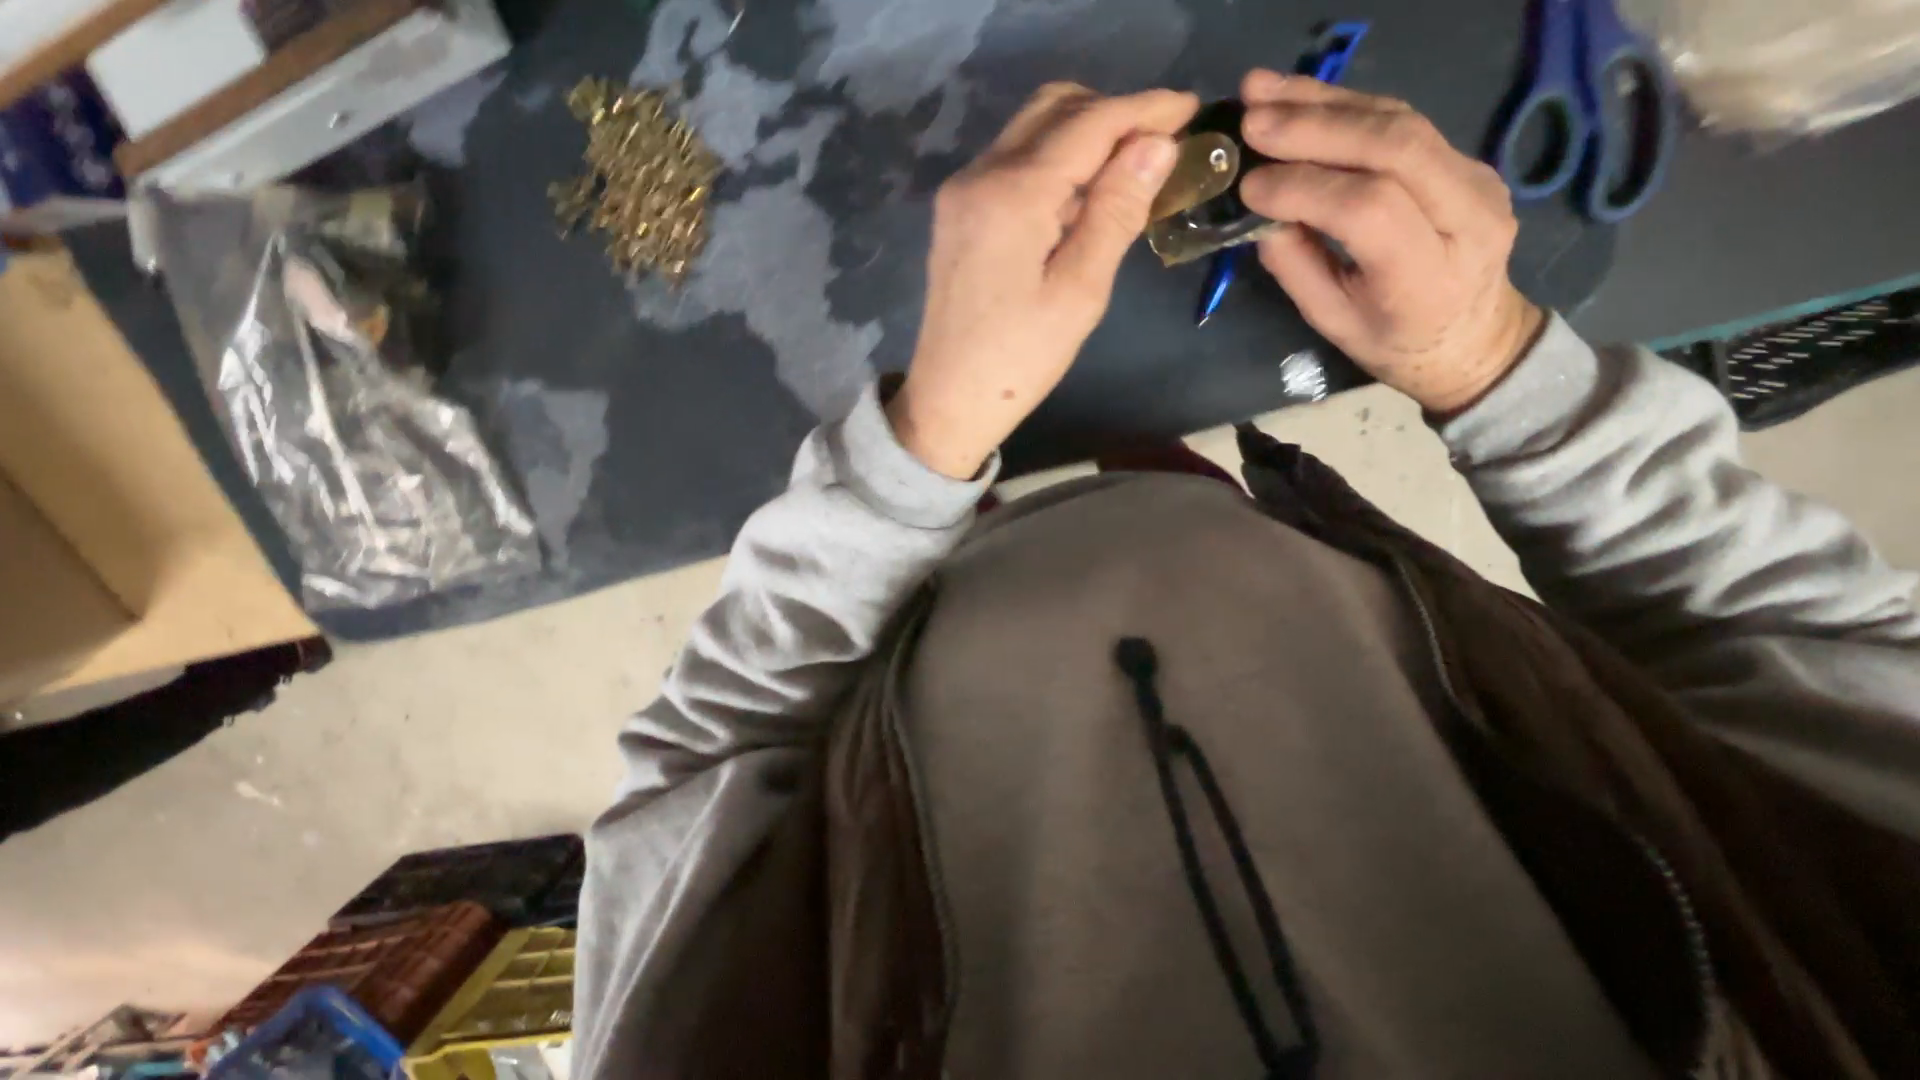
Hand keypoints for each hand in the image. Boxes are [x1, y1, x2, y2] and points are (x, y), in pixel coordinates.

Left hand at [889, 83, 1197, 477]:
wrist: (949, 399)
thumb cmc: (1021, 359)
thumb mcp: (1081, 290)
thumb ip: (1117, 210)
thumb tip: (1157, 144)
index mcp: (1012, 192)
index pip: (1088, 122)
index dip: (1144, 109)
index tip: (1191, 109)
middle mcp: (979, 174)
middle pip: (1054, 108)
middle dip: (1112, 113)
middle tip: (1162, 142)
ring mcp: (962, 191)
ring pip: (1032, 129)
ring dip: (1084, 134)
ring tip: (1131, 170)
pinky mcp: (959, 212)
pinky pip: (1014, 161)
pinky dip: (1055, 161)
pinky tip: (1085, 197)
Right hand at [1236, 70, 1545, 414]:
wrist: (1473, 338)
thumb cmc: (1393, 343)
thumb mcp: (1333, 322)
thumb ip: (1296, 266)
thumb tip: (1259, 211)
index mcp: (1428, 275)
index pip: (1369, 208)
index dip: (1305, 187)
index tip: (1249, 185)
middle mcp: (1468, 215)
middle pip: (1394, 147)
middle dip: (1315, 127)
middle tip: (1251, 120)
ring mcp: (1476, 178)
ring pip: (1400, 120)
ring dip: (1325, 102)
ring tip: (1261, 91)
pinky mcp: (1466, 159)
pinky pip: (1403, 121)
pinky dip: (1346, 105)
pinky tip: (1298, 97)